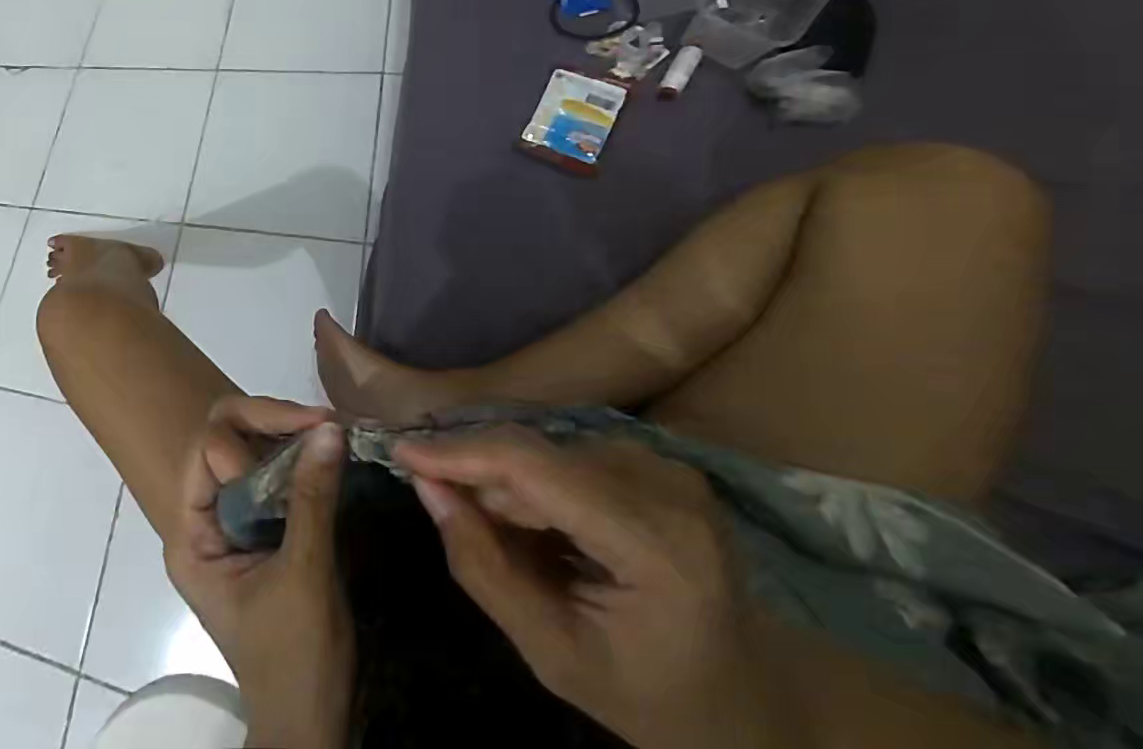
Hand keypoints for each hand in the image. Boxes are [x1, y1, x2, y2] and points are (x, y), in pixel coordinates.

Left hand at [165, 396, 352, 748]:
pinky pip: (277, 476)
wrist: (311, 717)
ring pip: (255, 453)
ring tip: (337, 432)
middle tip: (329, 425)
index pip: (207, 447)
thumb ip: (311, 498)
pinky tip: (333, 454)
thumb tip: (330, 426)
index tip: (312, 426)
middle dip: (276, 422)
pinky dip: (303, 459)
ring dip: (294, 436)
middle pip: (229, 440)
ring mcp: (236, 523)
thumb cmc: (294, 656)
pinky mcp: (266, 529)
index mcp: (193, 535)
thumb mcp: (303, 573)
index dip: (255, 425)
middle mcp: (207, 520)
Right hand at [394, 429, 786, 748]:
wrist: (741, 691)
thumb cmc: (647, 693)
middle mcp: (669, 485)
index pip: (539, 471)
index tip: (401, 449)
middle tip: (444, 508)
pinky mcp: (665, 462)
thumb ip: (484, 568)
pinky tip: (543, 527)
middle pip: (543, 455)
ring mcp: (673, 467)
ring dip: (511, 483)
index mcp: (655, 544)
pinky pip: (577, 454)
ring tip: (508, 539)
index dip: (464, 452)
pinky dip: (542, 483)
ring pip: (555, 449)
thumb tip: (428, 488)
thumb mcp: (553, 654)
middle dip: (482, 475)